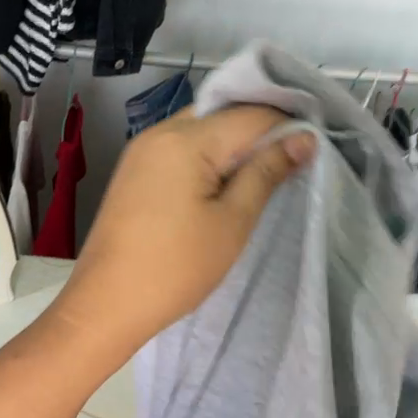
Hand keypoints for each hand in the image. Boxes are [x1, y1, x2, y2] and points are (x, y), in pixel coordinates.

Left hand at [47, 105, 316, 358]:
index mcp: (185, 139)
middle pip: (222, 114)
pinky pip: (178, 149)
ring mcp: (140, 151)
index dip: (287, 125)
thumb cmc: (174, 268)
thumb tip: (302, 137)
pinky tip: (222, 186)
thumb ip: (266, 172)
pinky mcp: (132, 173)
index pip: (251, 113)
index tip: (312, 151)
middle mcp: (158, 132)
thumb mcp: (232, 222)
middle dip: (258, 132)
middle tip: (288, 164)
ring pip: (199, 130)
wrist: (105, 304)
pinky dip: (204, 158)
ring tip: (259, 178)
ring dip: (231, 146)